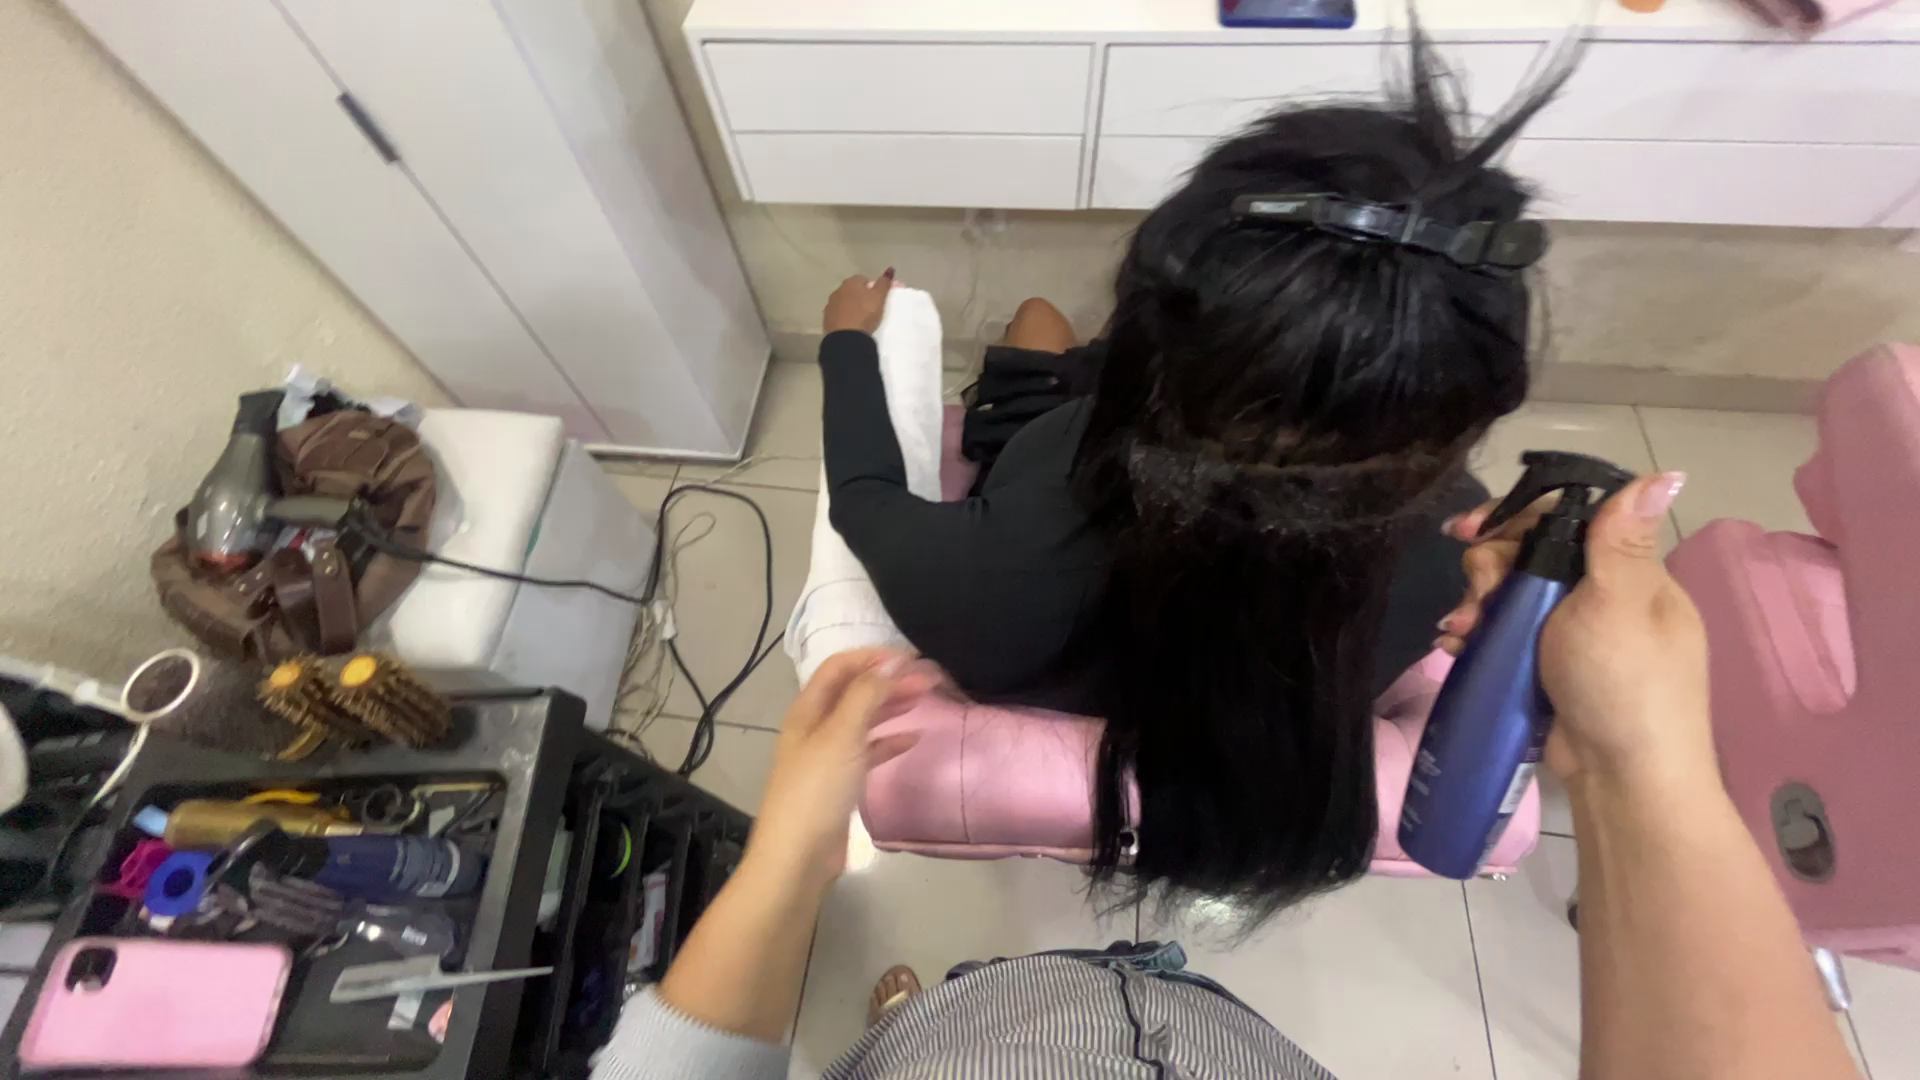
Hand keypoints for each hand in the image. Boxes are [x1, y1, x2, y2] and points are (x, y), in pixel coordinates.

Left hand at [742, 648, 935, 890]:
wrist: (797, 858)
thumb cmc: (817, 790)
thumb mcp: (842, 735)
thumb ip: (868, 695)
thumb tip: (894, 661)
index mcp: (808, 709)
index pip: (840, 667)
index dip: (872, 657)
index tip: (910, 658)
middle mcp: (816, 726)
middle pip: (855, 691)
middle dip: (889, 680)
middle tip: (928, 679)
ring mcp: (828, 755)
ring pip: (864, 719)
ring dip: (892, 705)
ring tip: (925, 699)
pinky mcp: (841, 782)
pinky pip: (869, 750)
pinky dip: (889, 740)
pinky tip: (913, 739)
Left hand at [822, 270, 895, 334]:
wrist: (847, 337)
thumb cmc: (865, 314)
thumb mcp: (879, 298)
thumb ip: (884, 283)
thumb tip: (889, 269)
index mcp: (851, 282)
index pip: (863, 279)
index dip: (871, 288)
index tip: (877, 299)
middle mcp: (838, 289)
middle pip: (851, 290)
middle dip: (859, 296)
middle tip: (869, 309)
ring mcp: (830, 304)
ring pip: (843, 302)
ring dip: (850, 306)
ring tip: (859, 319)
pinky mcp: (826, 319)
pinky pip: (837, 315)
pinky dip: (843, 317)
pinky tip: (850, 326)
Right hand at [1436, 473, 1712, 788]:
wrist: (1618, 773)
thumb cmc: (1622, 682)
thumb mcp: (1618, 604)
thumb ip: (1619, 542)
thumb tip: (1664, 472)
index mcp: (1625, 576)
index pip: (1564, 522)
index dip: (1513, 517)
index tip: (1467, 530)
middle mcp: (1596, 597)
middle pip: (1523, 556)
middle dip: (1486, 570)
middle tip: (1478, 599)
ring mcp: (1564, 632)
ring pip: (1503, 594)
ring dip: (1473, 605)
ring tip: (1461, 632)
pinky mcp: (1538, 661)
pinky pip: (1495, 631)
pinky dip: (1472, 633)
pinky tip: (1456, 646)